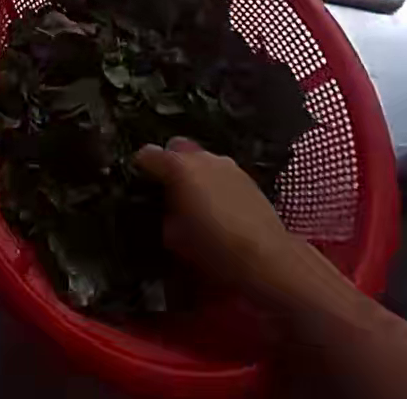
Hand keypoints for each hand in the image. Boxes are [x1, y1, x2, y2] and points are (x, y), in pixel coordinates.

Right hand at [133, 137, 316, 300]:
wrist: (268, 257)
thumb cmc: (214, 247)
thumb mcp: (176, 237)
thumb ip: (165, 215)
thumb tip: (165, 210)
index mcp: (179, 167)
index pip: (148, 155)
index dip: (140, 166)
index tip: (139, 180)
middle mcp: (202, 157)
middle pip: (175, 148)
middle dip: (169, 163)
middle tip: (167, 189)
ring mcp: (226, 163)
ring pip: (200, 158)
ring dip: (193, 172)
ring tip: (195, 199)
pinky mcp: (246, 175)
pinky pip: (219, 170)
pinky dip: (213, 180)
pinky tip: (218, 204)